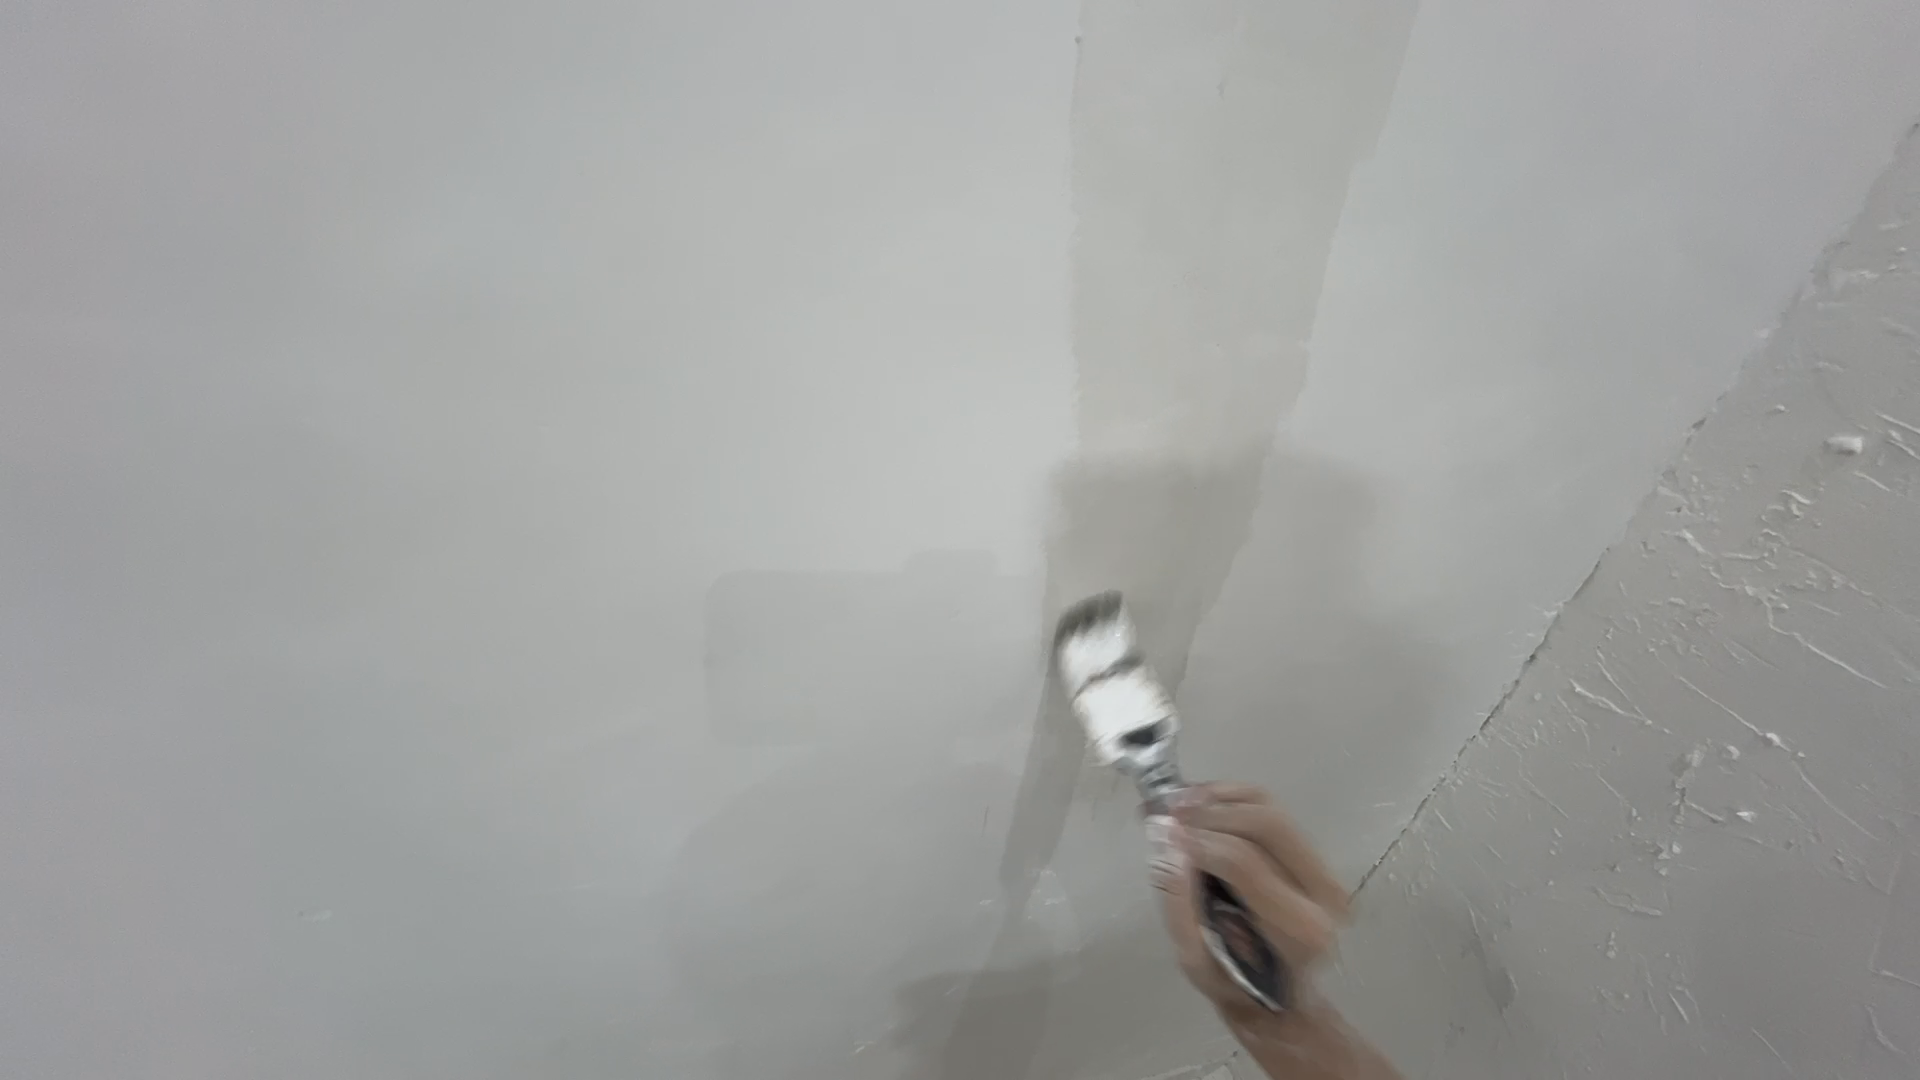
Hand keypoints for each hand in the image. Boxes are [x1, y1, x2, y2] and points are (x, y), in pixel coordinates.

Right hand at [1147, 783, 1349, 1018]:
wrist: (1278, 991)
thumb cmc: (1234, 979)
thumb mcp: (1194, 960)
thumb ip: (1179, 904)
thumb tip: (1167, 845)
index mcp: (1300, 929)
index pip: (1244, 862)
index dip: (1198, 841)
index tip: (1161, 831)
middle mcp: (1324, 894)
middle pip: (1264, 824)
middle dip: (1208, 812)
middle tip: (1167, 813)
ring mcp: (1323, 867)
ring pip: (1266, 806)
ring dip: (1216, 798)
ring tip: (1175, 803)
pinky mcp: (1311, 850)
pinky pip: (1266, 802)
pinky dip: (1227, 794)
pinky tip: (1195, 800)